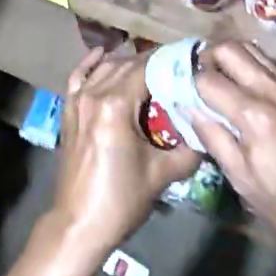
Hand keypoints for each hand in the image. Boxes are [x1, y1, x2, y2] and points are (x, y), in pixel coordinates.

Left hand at [47, 47, 199, 257]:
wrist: (80, 221)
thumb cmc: (121, 198)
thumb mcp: (162, 174)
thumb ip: (188, 149)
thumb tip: (206, 132)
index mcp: (115, 104)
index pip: (145, 70)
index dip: (168, 63)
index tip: (190, 61)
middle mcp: (93, 94)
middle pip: (125, 66)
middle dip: (151, 63)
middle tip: (177, 67)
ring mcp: (77, 100)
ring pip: (104, 69)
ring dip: (126, 63)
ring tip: (152, 67)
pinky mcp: (68, 110)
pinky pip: (78, 77)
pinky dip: (91, 64)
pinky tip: (102, 54)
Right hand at [190, 40, 275, 275]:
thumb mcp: (242, 180)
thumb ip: (212, 136)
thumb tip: (186, 105)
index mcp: (255, 116)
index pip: (207, 78)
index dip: (185, 80)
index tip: (174, 88)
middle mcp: (274, 92)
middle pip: (228, 49)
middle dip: (204, 58)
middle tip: (193, 78)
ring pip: (249, 49)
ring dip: (225, 57)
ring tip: (213, 79)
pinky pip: (267, 63)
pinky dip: (246, 64)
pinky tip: (239, 86)